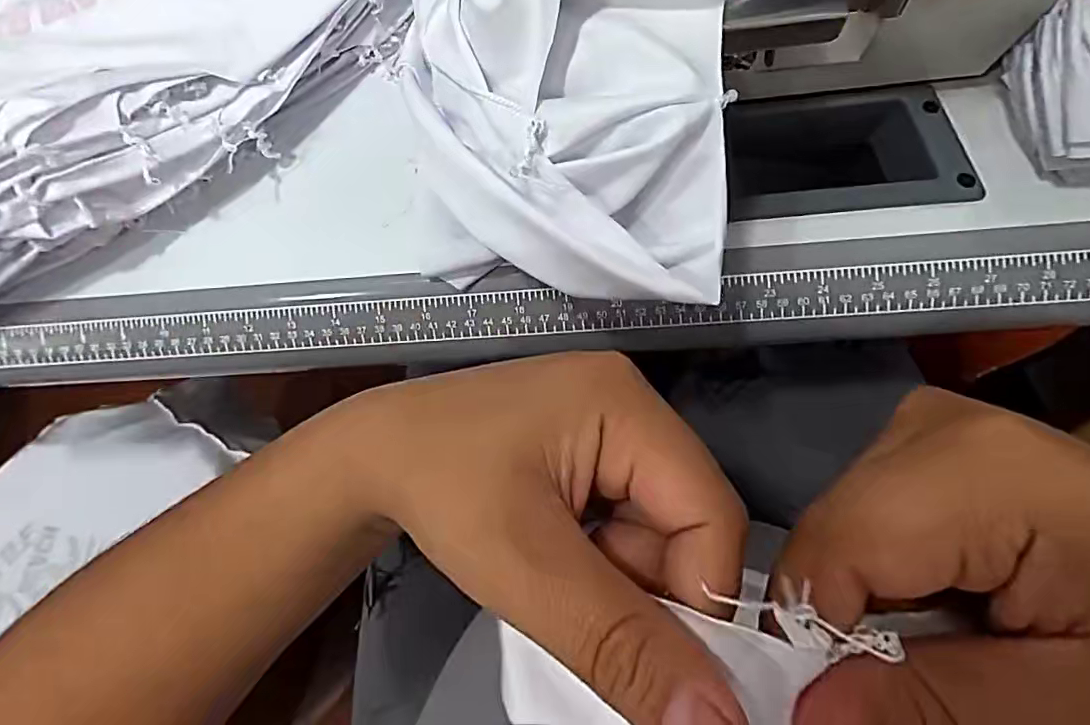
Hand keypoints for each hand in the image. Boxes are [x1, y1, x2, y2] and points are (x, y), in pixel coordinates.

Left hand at [323, 352, 750, 724]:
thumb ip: (624, 645)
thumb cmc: (441, 488)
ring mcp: (606, 414)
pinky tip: (556, 551)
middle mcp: (626, 397)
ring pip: (657, 525)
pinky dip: (603, 555)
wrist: (376, 454)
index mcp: (623, 401)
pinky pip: (626, 512)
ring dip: (621, 575)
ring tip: (555, 573)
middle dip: (646, 584)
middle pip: (686, 517)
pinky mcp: (587, 436)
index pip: (711, 511)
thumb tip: (714, 719)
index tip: (650, 654)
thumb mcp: (528, 570)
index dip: (697, 596)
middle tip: (580, 604)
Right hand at [775, 387, 1089, 724]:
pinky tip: (963, 626)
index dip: (819, 638)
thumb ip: (935, 709)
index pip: (833, 544)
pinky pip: (881, 528)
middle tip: (928, 699)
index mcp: (972, 459)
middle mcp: (937, 422)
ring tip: (962, 665)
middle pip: (837, 532)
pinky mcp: (953, 459)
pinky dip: (902, 594)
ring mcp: (943, 433)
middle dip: (855, 625)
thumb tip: (802, 710)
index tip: (839, 712)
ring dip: (879, 613)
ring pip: (849, 532)